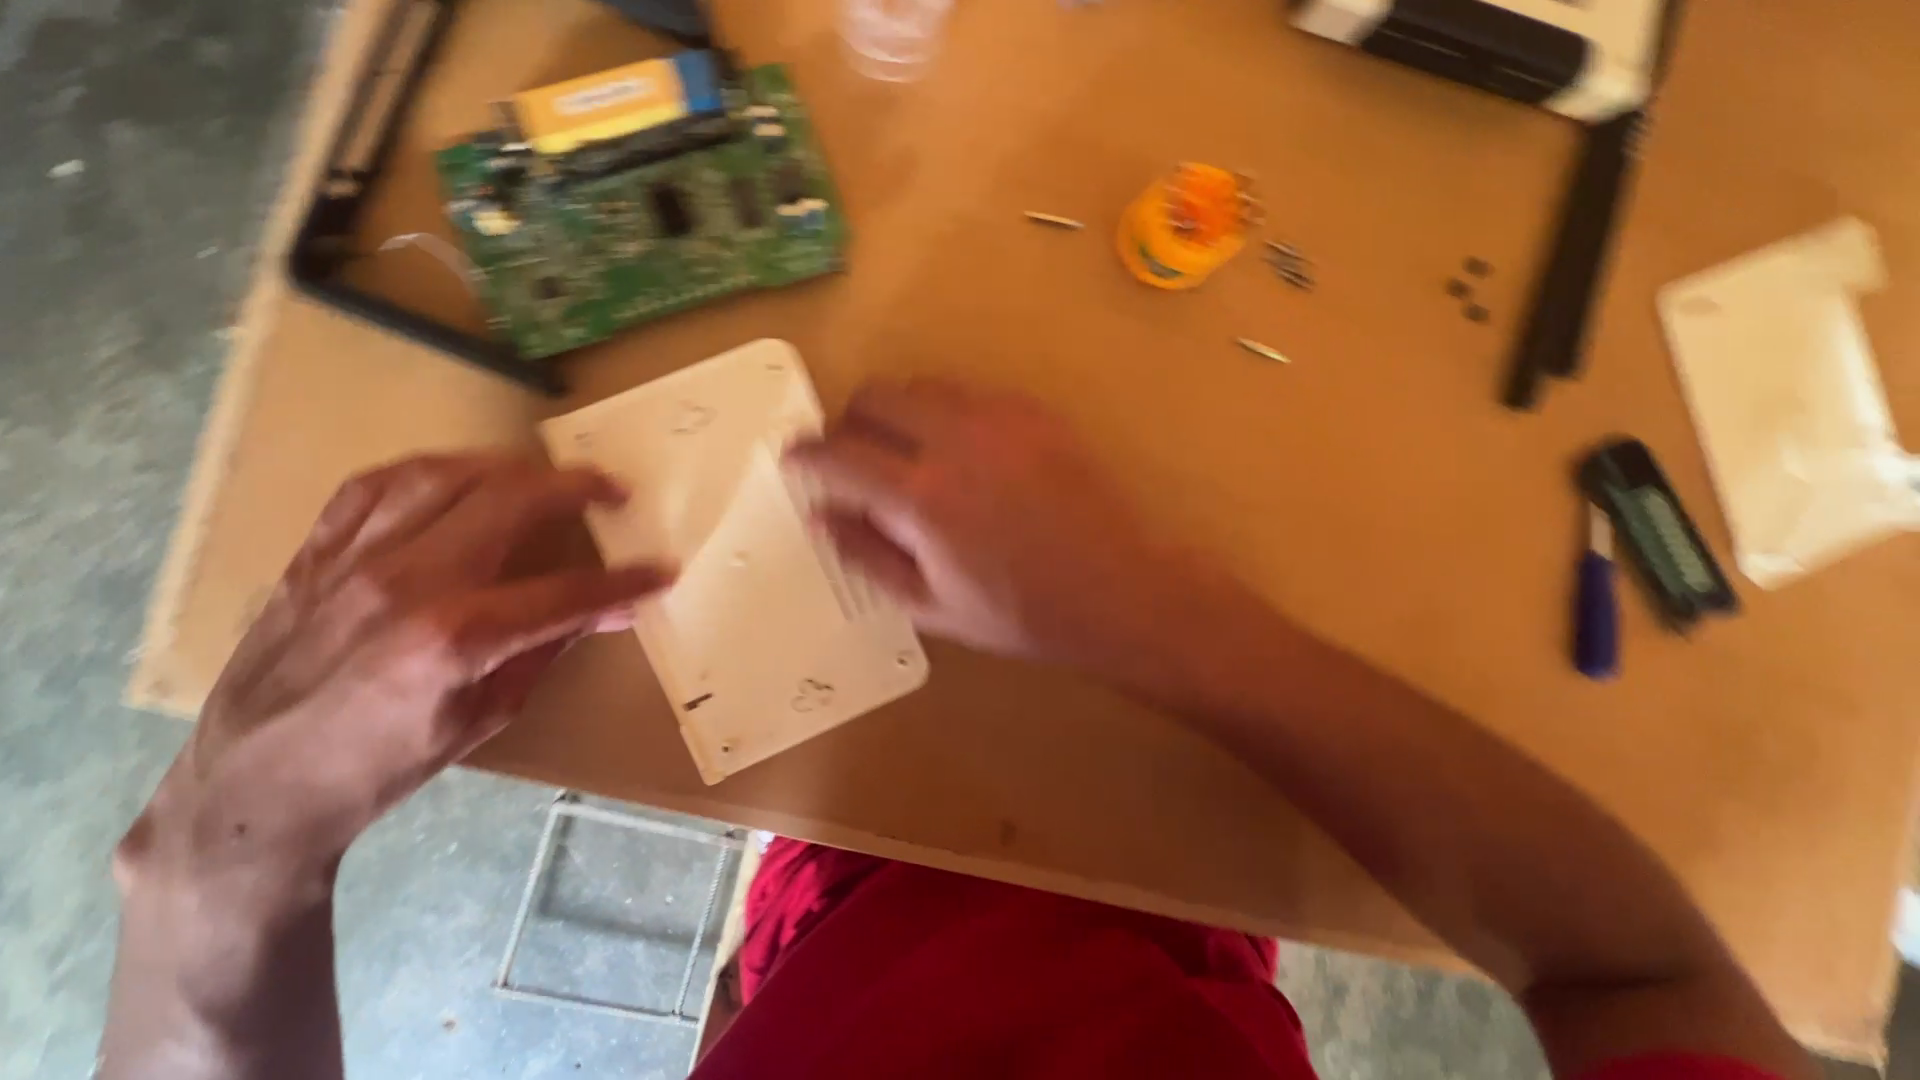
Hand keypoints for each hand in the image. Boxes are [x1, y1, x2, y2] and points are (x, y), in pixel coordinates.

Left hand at [116, 455, 673, 900]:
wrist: (252, 788)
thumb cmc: (381, 768)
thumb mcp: (483, 717)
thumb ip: (545, 650)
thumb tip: (607, 614)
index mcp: (455, 637)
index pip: (565, 592)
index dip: (623, 582)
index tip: (660, 570)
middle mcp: (407, 581)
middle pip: (509, 501)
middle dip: (575, 489)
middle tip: (612, 492)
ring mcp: (354, 559)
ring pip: (444, 475)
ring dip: (507, 467)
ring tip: (542, 477)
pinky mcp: (316, 554)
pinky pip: (374, 486)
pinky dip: (429, 472)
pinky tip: (458, 478)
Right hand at [788, 380, 1209, 671]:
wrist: (1118, 591)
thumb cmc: (1019, 614)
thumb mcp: (929, 603)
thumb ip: (867, 553)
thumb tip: (821, 514)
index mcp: (922, 497)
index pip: (837, 453)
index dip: (804, 454)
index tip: (794, 460)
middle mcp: (955, 440)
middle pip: (875, 396)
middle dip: (850, 422)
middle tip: (853, 459)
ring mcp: (999, 418)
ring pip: (922, 386)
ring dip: (898, 414)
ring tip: (908, 457)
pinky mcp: (1034, 413)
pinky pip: (969, 394)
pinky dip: (947, 416)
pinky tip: (964, 456)